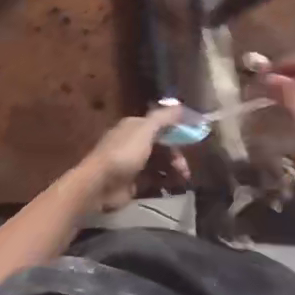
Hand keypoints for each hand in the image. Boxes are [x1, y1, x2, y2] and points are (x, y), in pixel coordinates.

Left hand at [76, 107, 190, 210]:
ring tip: (182, 180)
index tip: (195, 142)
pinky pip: (154, 181)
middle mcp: (132, 143)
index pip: (161, 126)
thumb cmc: (123, 154)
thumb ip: (163, 118)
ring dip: (173, 171)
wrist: (99, 184)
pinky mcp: (132, 183)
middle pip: (162, 147)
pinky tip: (172, 188)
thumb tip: (181, 106)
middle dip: (176, 156)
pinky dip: (165, 183)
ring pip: (159, 164)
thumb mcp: (144, 131)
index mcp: (133, 127)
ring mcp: (132, 164)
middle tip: (184, 169)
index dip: (178, 132)